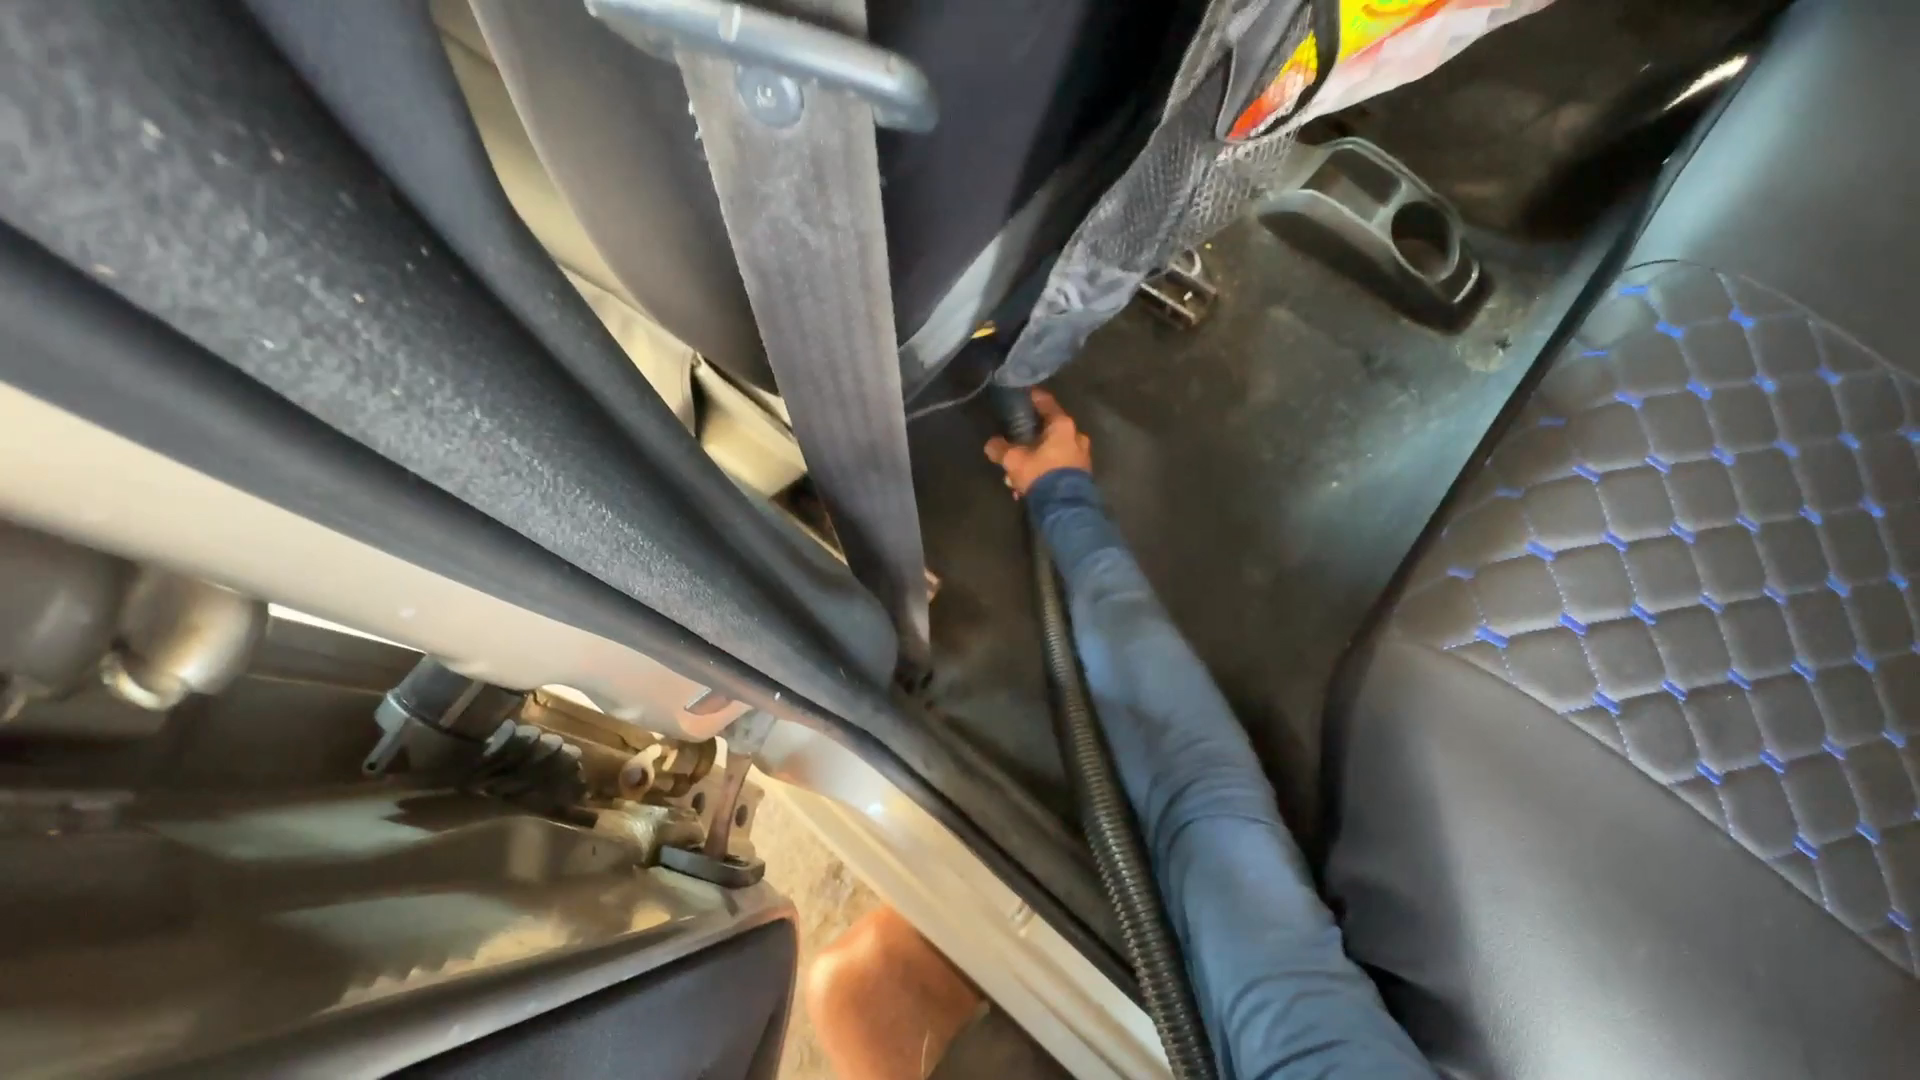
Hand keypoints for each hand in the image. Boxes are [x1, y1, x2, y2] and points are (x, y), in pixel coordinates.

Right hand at [984, 388, 1091, 496]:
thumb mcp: (1014, 460)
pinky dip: (1044, 471)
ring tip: (1016, 475)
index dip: (1032, 398)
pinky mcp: (1082, 475)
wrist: (1066, 508)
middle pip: (1050, 429)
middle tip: (1015, 443)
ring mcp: (1082, 456)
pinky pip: (1058, 467)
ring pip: (1053, 450)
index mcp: (1062, 425)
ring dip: (1035, 459)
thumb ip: (1001, 449)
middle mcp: (1076, 436)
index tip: (1023, 395)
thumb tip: (991, 444)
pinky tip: (1028, 486)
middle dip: (1031, 438)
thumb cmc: (1041, 474)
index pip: (1046, 403)